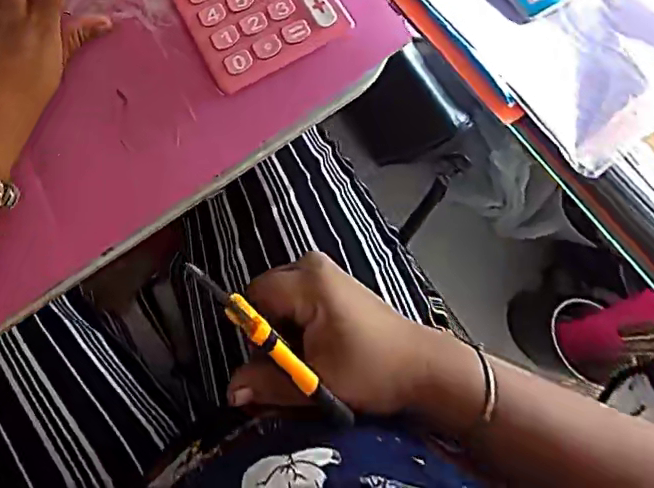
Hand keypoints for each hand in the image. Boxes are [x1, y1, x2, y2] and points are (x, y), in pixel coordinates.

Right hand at [226, 251, 460, 416]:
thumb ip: (270, 383)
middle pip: (266, 296)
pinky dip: (301, 326)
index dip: (255, 332)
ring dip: (286, 332)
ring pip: (281, 300)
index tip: (272, 363)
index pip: (254, 296)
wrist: (421, 365)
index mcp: (308, 280)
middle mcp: (312, 264)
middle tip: (293, 366)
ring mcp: (324, 270)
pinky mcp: (333, 282)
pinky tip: (321, 350)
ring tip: (311, 360)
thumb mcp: (318, 383)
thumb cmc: (373, 369)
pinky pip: (298, 298)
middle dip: (271, 334)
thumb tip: (232, 390)